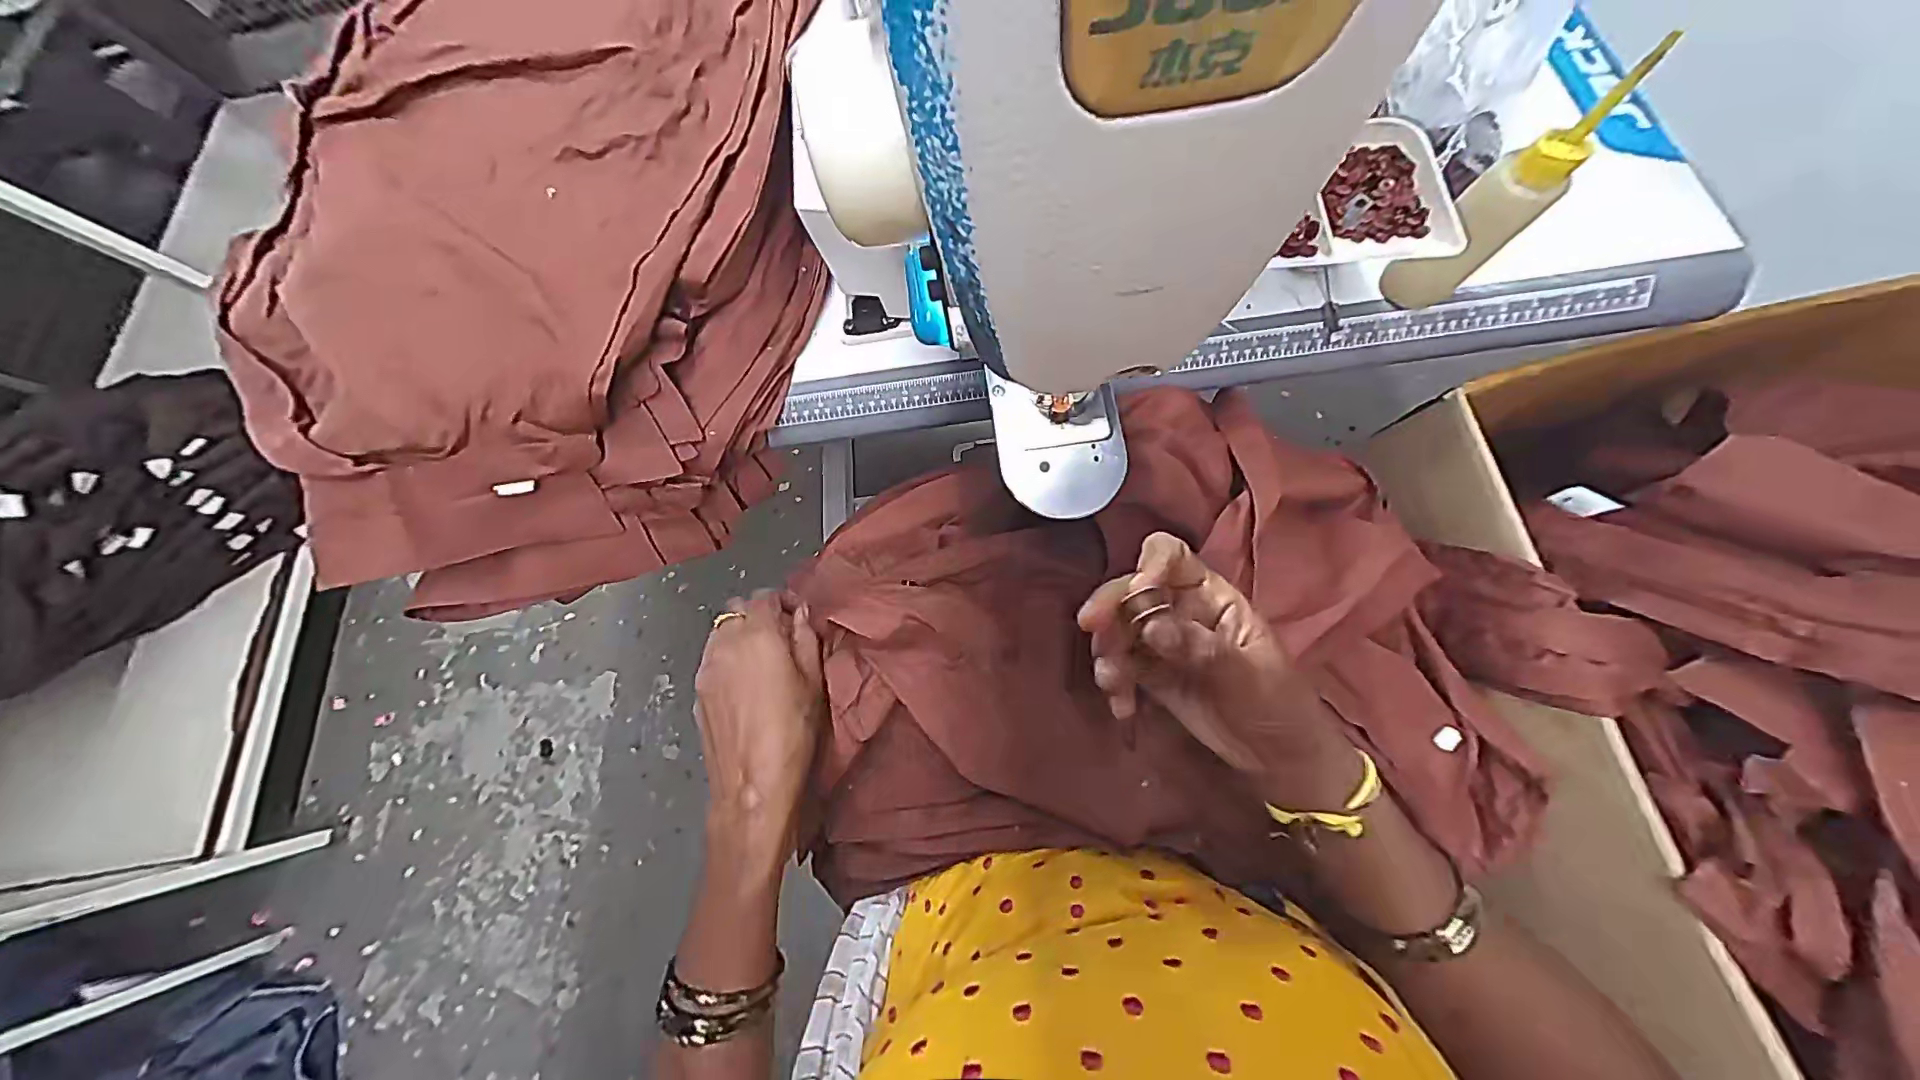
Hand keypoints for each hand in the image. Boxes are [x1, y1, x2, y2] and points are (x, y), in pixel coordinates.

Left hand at [693, 590, 825, 868]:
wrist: (752, 784)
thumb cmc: (793, 730)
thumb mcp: (814, 681)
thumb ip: (806, 638)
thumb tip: (799, 614)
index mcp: (756, 634)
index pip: (764, 596)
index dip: (782, 601)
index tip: (797, 616)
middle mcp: (724, 643)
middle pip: (737, 609)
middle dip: (758, 615)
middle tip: (782, 636)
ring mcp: (705, 668)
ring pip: (720, 633)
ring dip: (741, 635)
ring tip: (763, 660)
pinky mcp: (697, 692)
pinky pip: (713, 659)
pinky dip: (728, 659)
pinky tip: (746, 684)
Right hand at [1077, 533, 1345, 776]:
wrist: (1278, 758)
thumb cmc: (1278, 705)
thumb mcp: (1248, 674)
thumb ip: (1200, 647)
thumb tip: (1151, 627)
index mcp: (1212, 597)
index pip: (1173, 558)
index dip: (1151, 564)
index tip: (1139, 588)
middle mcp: (1181, 611)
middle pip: (1133, 591)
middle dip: (1110, 605)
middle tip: (1091, 626)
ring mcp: (1163, 643)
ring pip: (1119, 629)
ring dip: (1108, 651)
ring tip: (1113, 683)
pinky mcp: (1151, 675)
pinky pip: (1120, 666)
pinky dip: (1114, 682)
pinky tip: (1123, 707)